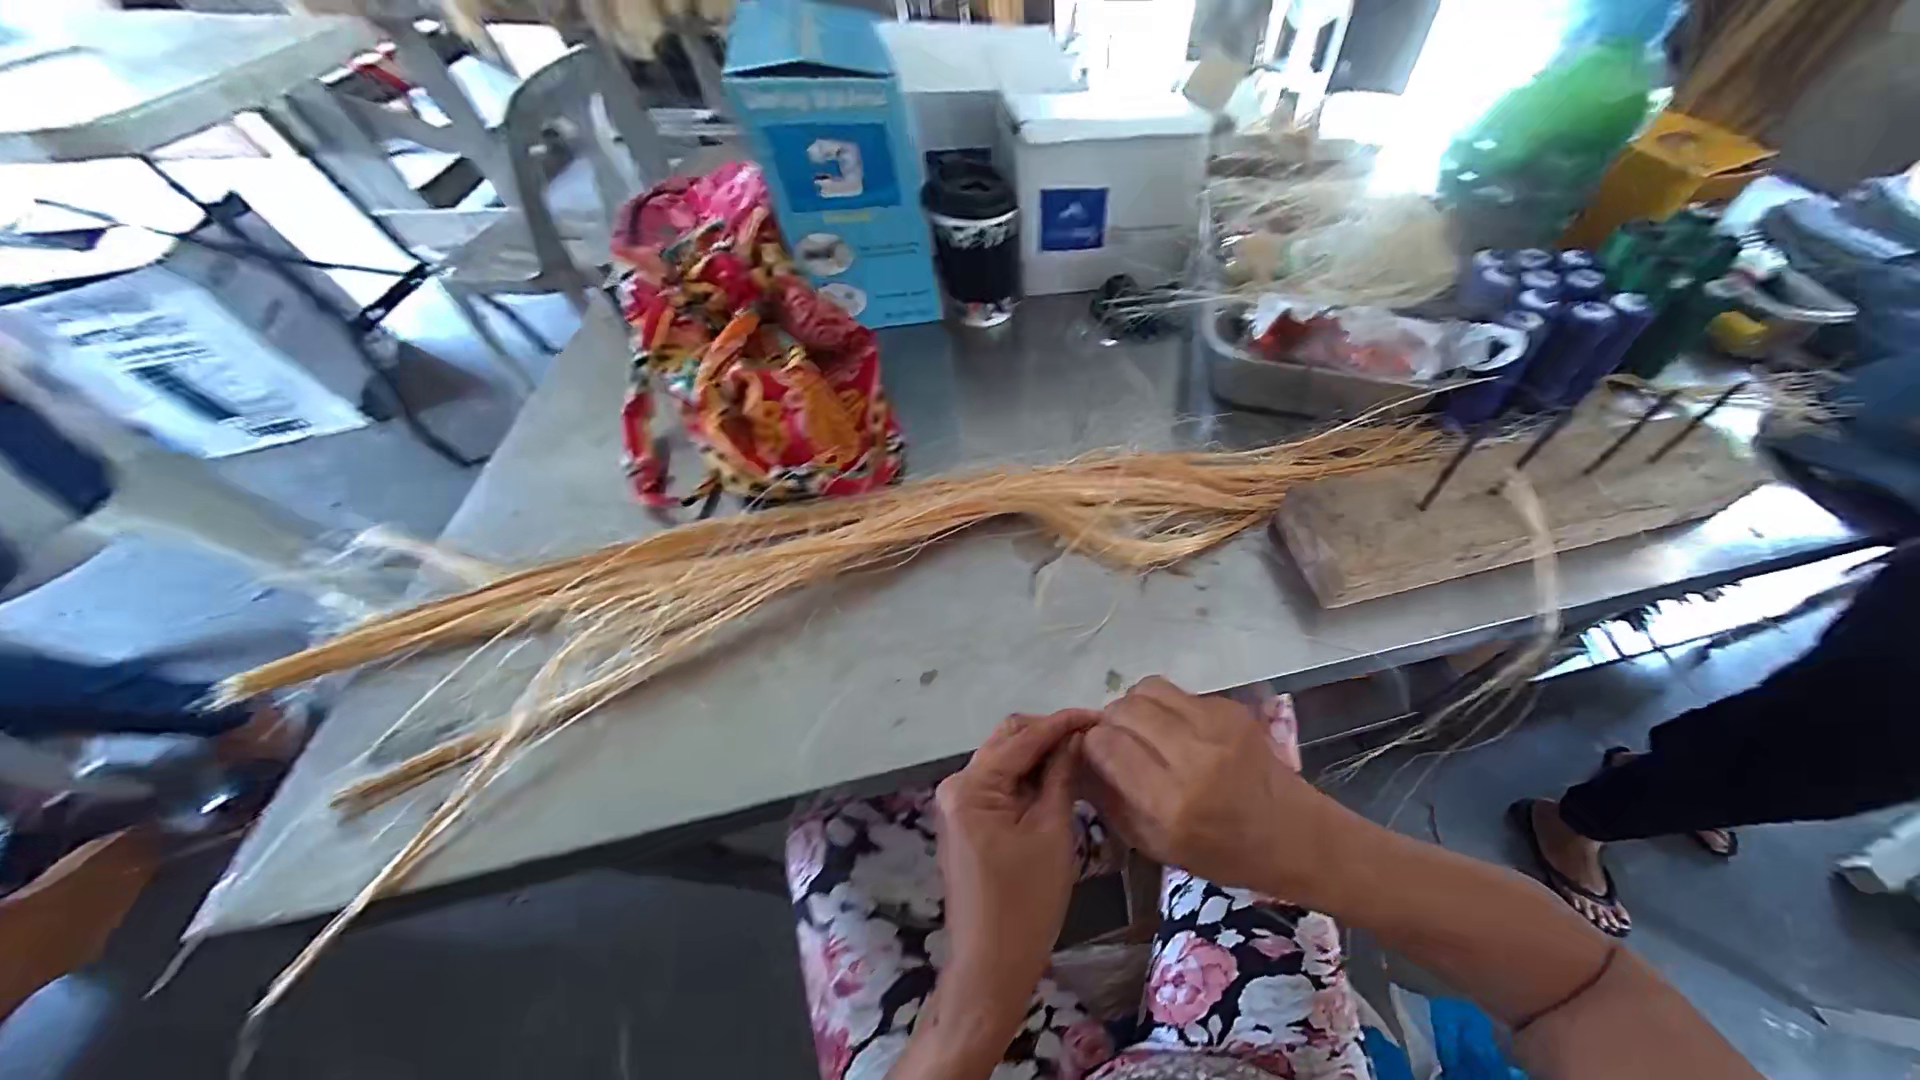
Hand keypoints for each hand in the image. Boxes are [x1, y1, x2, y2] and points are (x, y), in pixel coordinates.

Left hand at [933, 711, 1094, 1022]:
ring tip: (1079, 756)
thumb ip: (1060, 777)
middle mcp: (957, 784)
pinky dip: (1026, 777)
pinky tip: (1056, 779)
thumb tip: (1075, 738)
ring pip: (1003, 760)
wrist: (991, 964)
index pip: (1022, 739)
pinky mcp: (965, 818)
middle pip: (1006, 741)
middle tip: (1091, 738)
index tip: (1098, 715)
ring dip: (1038, 755)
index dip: (1061, 723)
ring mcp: (957, 802)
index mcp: (971, 785)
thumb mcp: (1052, 832)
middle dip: (1047, 735)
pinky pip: (998, 783)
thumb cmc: (1027, 902)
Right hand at [1081, 677, 1363, 907]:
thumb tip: (1076, 755)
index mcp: (1170, 804)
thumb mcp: (1155, 845)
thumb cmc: (1222, 853)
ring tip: (1144, 729)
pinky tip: (1178, 730)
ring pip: (1147, 689)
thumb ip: (1109, 799)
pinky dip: (1165, 706)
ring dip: (1134, 706)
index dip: (1092, 745)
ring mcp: (1216, 728)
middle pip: (1123, 710)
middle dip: (1110, 722)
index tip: (1097, 755)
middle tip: (1119, 740)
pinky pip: (1178, 692)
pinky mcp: (1232, 710)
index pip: (1106, 745)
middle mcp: (1193, 759)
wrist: (1297, 837)